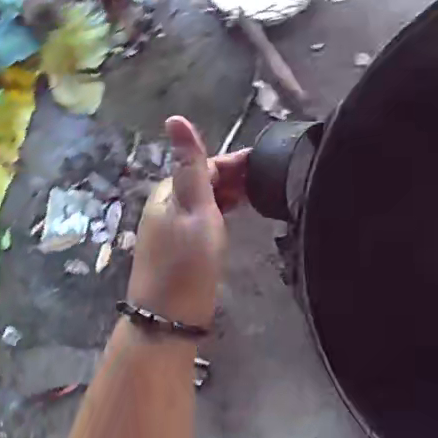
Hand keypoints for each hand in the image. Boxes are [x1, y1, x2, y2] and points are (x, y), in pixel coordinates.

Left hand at [125, 116, 247, 328]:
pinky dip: (222, 213)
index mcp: (168, 192)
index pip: (204, 164)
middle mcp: (166, 206)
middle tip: (271, 179)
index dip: (236, 161)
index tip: (268, 161)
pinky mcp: (178, 251)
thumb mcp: (194, 209)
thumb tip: (175, 117)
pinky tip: (235, 220)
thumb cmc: (186, 262)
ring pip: (204, 201)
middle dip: (235, 176)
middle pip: (203, 181)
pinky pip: (203, 220)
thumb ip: (191, 167)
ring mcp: (170, 230)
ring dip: (230, 194)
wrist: (168, 320)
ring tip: (260, 195)